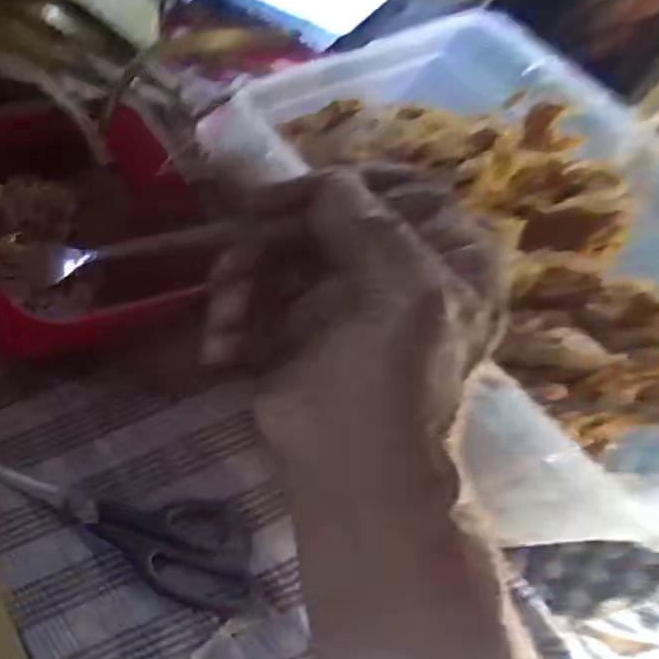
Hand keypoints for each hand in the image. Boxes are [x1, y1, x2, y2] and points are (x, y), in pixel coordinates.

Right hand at [204, 167, 506, 497]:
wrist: (350, 474)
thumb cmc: (386, 387)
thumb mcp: (397, 298)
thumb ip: (369, 232)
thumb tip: (327, 184)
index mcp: (439, 255)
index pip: (386, 194)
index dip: (323, 193)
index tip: (260, 205)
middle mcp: (385, 275)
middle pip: (315, 236)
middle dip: (263, 255)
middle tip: (224, 275)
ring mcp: (332, 313)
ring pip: (273, 276)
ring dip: (236, 298)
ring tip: (221, 331)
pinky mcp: (286, 347)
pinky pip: (250, 319)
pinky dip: (228, 333)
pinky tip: (219, 354)